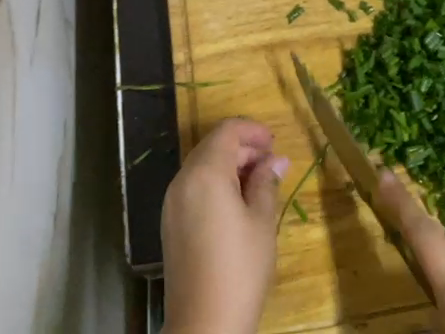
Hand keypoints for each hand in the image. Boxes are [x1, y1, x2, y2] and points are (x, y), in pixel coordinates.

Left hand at [161, 117, 288, 333]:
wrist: (204, 324)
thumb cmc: (240, 268)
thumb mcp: (262, 222)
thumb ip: (266, 183)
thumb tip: (274, 160)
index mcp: (204, 173)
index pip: (227, 132)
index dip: (252, 130)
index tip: (274, 142)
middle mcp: (182, 180)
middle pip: (212, 147)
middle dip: (242, 148)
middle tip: (271, 164)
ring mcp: (172, 202)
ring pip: (201, 167)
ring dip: (229, 166)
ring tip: (258, 184)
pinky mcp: (170, 223)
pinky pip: (193, 188)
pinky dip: (215, 184)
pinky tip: (236, 204)